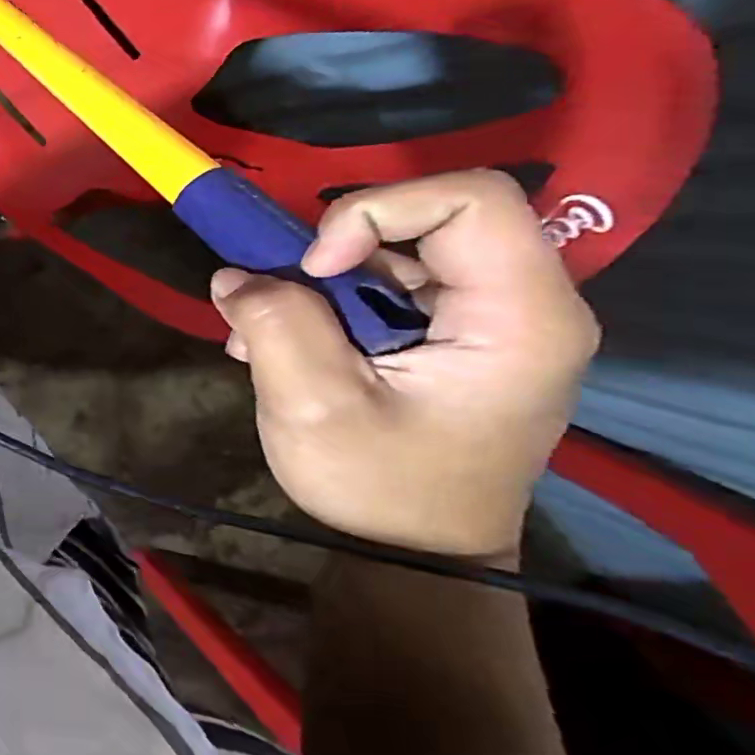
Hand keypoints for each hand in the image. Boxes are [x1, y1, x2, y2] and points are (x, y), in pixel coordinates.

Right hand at [210, 170, 598, 556]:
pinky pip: (378, 289)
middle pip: (422, 222)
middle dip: (327, 255)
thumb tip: (236, 275)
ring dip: (310, 286)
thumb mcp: (313, 407)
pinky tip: (277, 347)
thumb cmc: (380, 489)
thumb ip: (274, 324)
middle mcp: (517, 305)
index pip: (470, 199)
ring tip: (257, 337)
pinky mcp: (444, 338)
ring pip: (387, 255)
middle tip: (269, 303)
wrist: (412, 555)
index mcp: (518, 317)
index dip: (376, 212)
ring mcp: (481, 322)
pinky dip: (318, 305)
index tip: (316, 269)